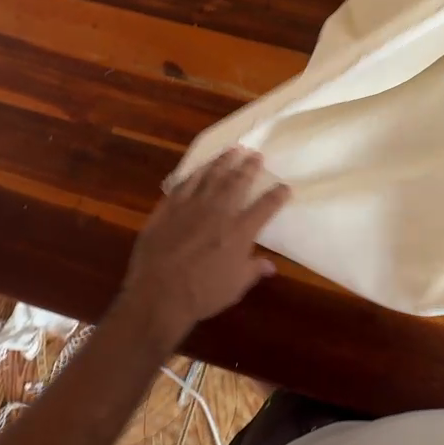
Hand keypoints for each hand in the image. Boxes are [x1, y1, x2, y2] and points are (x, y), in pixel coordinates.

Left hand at [120, 148, 290, 334]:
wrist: (158, 294)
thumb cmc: (202, 294)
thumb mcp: (235, 287)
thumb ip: (253, 270)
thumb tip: (270, 265)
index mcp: (239, 232)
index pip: (264, 207)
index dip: (277, 195)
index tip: (284, 186)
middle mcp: (218, 212)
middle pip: (237, 182)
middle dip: (249, 167)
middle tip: (256, 154)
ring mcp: (190, 207)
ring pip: (210, 176)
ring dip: (222, 162)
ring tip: (231, 150)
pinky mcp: (167, 209)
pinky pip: (183, 184)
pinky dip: (194, 174)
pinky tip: (199, 168)